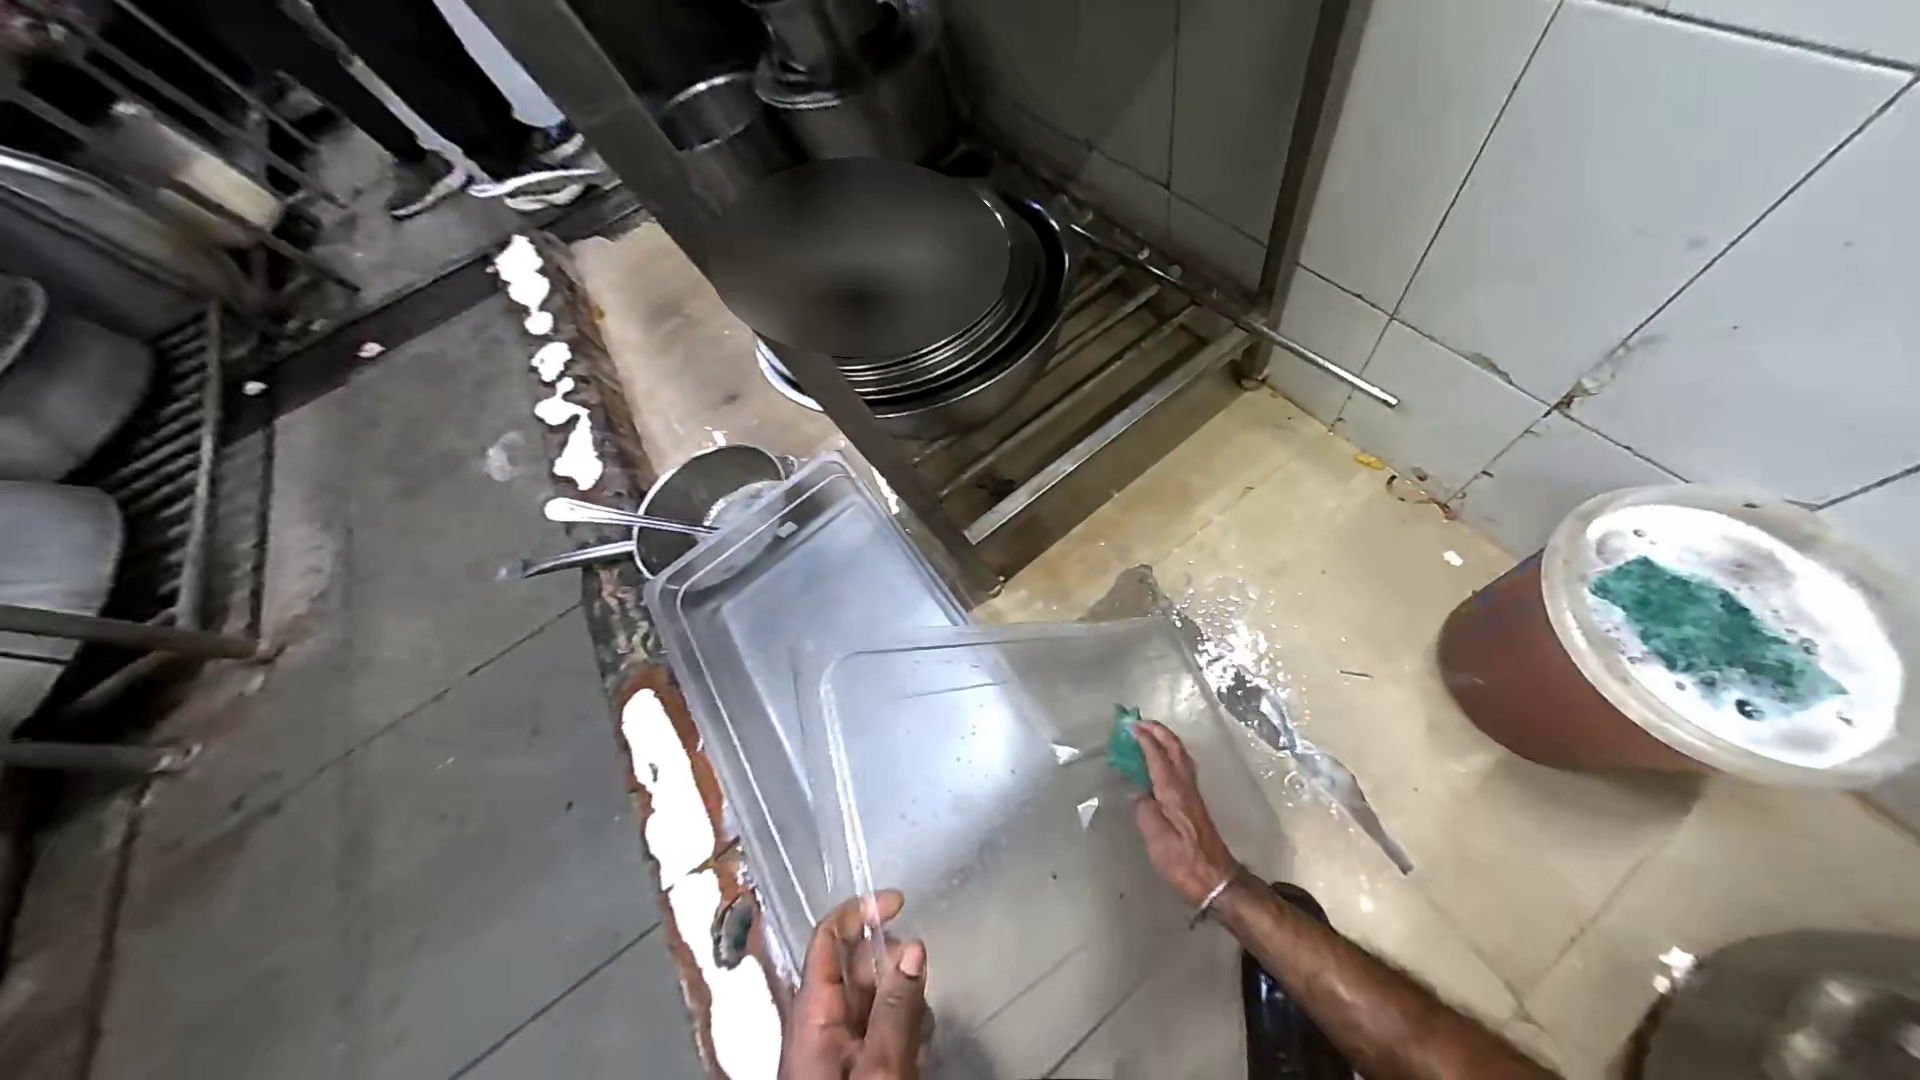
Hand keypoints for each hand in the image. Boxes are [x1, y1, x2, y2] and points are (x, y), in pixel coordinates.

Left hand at [780, 890, 929, 1079]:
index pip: (827, 936)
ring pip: (869, 996)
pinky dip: (899, 1026)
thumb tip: (915, 946)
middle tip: (923, 978)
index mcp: (811, 1010)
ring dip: (901, 997)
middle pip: (854, 964)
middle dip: (892, 959)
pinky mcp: (845, 1068)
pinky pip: (873, 1028)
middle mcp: (816, 1021)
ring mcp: (830, 1047)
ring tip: (922, 1024)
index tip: (899, 902)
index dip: (861, 910)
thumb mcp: (881, 1068)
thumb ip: (897, 1008)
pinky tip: (918, 1045)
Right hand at [1132, 719, 1239, 905]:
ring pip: (1180, 754)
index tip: (1128, 725)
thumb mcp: (1154, 836)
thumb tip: (1141, 793)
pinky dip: (1168, 752)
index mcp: (1173, 790)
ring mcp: (1191, 792)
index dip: (1143, 738)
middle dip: (1157, 730)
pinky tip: (1160, 757)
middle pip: (1174, 747)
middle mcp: (1185, 785)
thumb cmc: (1181, 859)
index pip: (1157, 755)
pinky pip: (1180, 764)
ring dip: (1164, 738)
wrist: (1214, 879)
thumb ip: (1144, 808)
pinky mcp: (1192, 801)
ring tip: (1147, 732)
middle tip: (1137, 721)